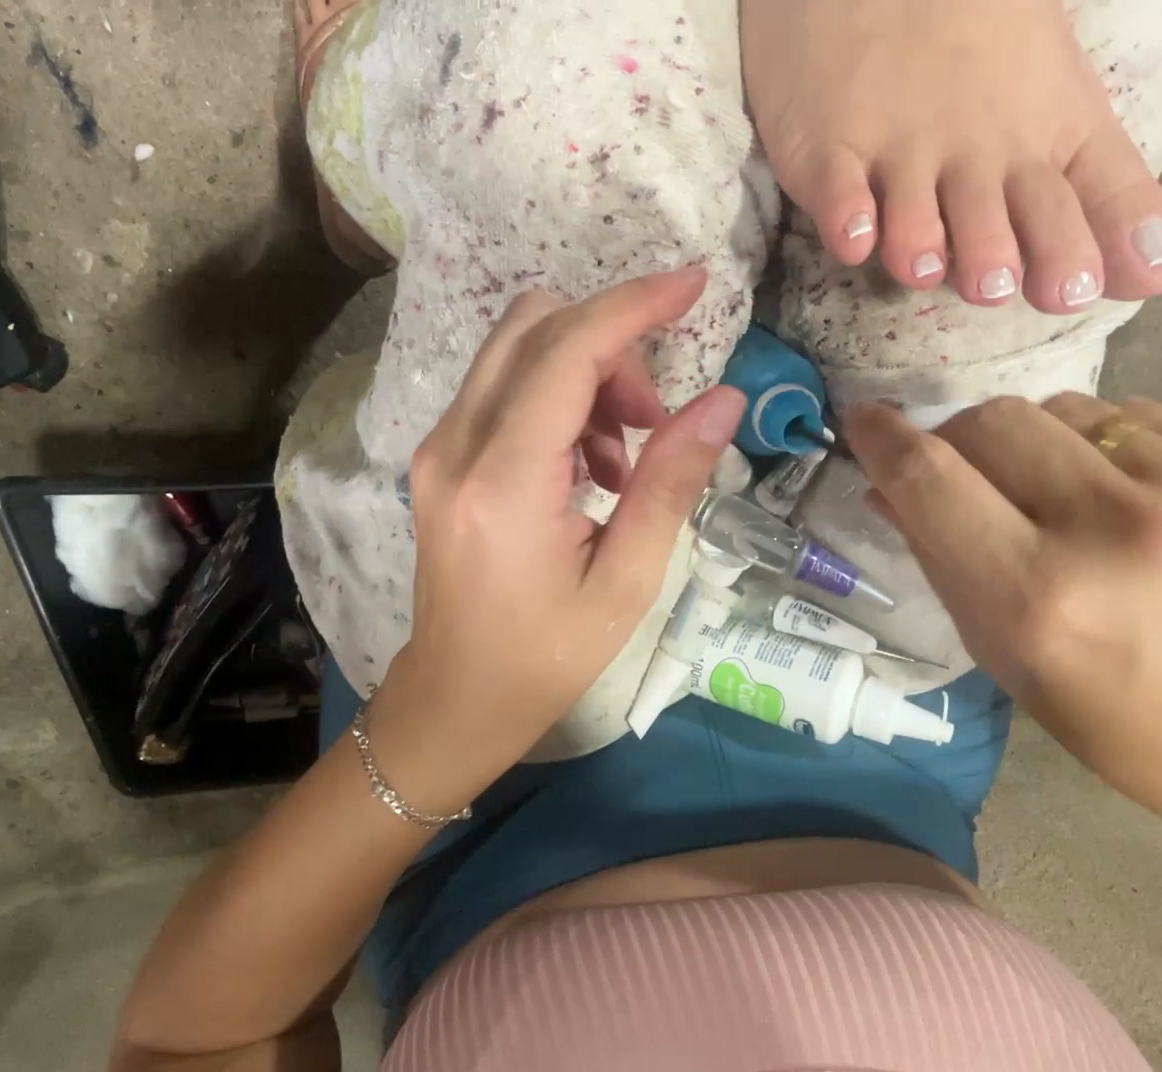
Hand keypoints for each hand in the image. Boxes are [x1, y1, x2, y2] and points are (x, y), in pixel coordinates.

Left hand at [370, 269, 744, 803]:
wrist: (456, 696)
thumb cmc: (546, 657)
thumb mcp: (627, 582)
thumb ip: (669, 483)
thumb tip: (724, 400)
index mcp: (504, 482)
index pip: (567, 350)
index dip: (635, 306)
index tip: (694, 285)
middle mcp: (455, 446)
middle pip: (534, 327)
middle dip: (610, 344)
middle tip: (654, 418)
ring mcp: (438, 447)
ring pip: (515, 349)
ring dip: (584, 372)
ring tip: (622, 457)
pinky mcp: (439, 457)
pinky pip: (501, 386)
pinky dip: (555, 397)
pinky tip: (585, 466)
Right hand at [741, 0, 1161, 310]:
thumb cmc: (971, 44)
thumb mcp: (1054, 97)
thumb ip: (1095, 188)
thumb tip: (1161, 272)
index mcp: (1050, 133)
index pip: (1102, 191)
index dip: (1119, 238)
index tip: (1136, 279)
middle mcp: (984, 152)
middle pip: (1015, 213)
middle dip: (1023, 255)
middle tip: (1004, 283)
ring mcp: (905, 151)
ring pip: (920, 216)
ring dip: (924, 246)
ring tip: (924, 267)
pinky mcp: (833, 154)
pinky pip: (841, 193)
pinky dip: (847, 218)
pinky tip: (854, 236)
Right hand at [846, 394, 1161, 878]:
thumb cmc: (1134, 739)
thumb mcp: (1013, 667)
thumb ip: (946, 568)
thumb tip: (890, 490)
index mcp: (1039, 603)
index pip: (929, 480)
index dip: (881, 439)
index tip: (862, 422)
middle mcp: (1112, 532)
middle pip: (990, 421)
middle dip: (952, 439)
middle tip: (956, 472)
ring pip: (1060, 408)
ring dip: (1025, 440)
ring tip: (1043, 488)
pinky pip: (1131, 416)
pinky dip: (1095, 442)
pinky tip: (1112, 489)